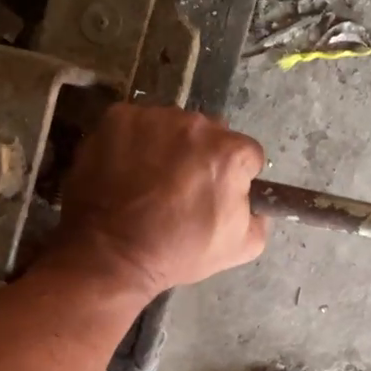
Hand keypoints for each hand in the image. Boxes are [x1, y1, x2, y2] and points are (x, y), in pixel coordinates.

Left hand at [55, 104, 267, 293]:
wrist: (110, 253)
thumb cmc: (176, 252)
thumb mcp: (239, 248)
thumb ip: (260, 216)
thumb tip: (253, 199)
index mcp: (229, 151)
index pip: (246, 155)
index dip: (234, 177)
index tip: (213, 196)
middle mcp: (194, 124)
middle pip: (208, 135)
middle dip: (199, 157)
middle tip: (179, 191)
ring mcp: (152, 117)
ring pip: (171, 127)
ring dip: (165, 147)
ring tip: (147, 182)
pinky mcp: (117, 118)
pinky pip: (135, 125)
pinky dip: (133, 143)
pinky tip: (125, 170)